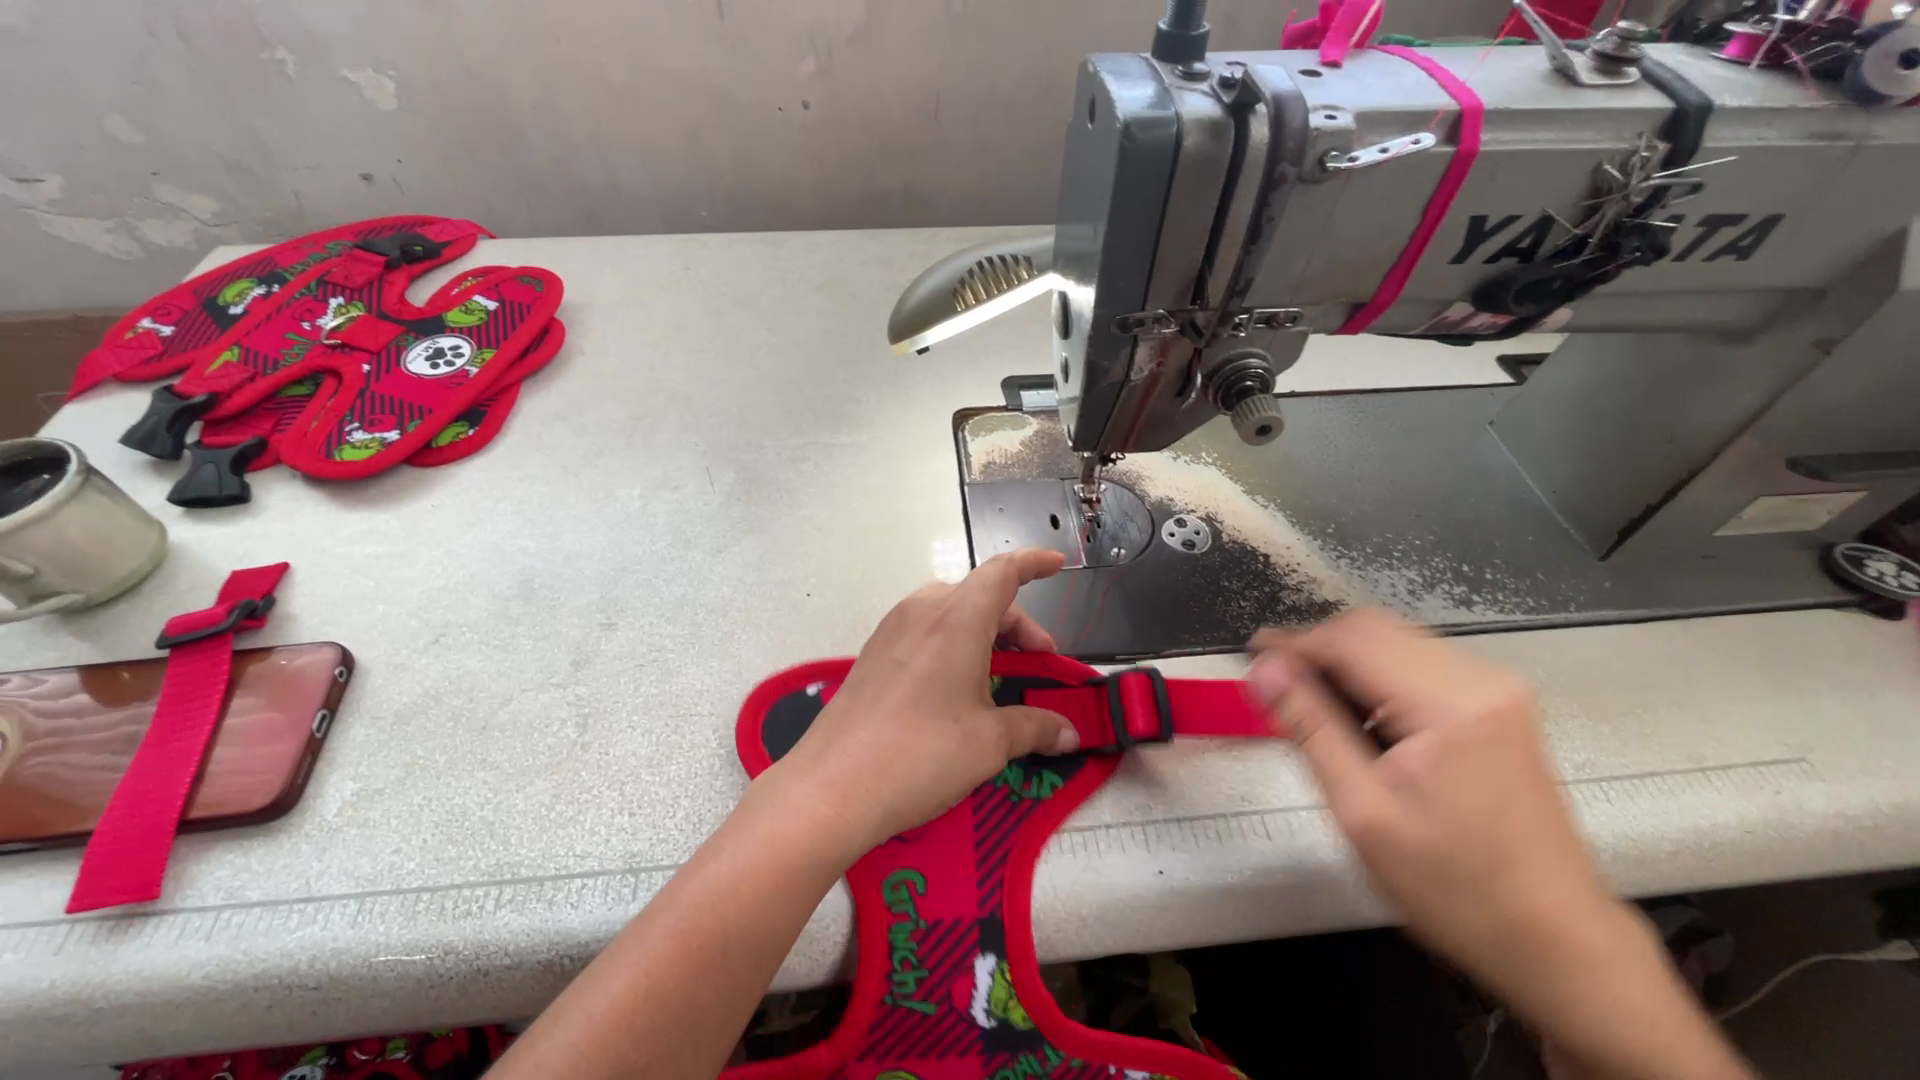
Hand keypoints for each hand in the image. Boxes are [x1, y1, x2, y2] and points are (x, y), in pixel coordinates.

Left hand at [758, 549, 1079, 862]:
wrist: (833, 787)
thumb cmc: (921, 754)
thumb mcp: (990, 743)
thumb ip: (1034, 727)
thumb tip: (1068, 732)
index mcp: (957, 619)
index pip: (1003, 572)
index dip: (1033, 563)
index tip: (1056, 563)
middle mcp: (921, 612)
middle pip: (978, 595)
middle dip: (1016, 621)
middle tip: (1038, 662)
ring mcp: (891, 632)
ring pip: (948, 612)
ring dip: (982, 632)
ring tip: (999, 673)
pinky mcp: (872, 655)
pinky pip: (922, 632)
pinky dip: (951, 644)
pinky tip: (957, 687)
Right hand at [1246, 611, 1609, 994]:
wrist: (1555, 939)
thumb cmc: (1453, 888)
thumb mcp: (1363, 812)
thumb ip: (1309, 729)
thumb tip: (1264, 671)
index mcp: (1450, 704)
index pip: (1352, 640)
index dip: (1292, 644)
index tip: (1250, 659)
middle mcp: (1482, 680)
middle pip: (1377, 629)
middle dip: (1316, 648)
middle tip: (1271, 682)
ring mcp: (1499, 691)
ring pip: (1398, 642)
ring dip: (1346, 661)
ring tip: (1306, 702)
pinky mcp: (1501, 708)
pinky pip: (1422, 666)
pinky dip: (1378, 677)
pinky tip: (1356, 716)